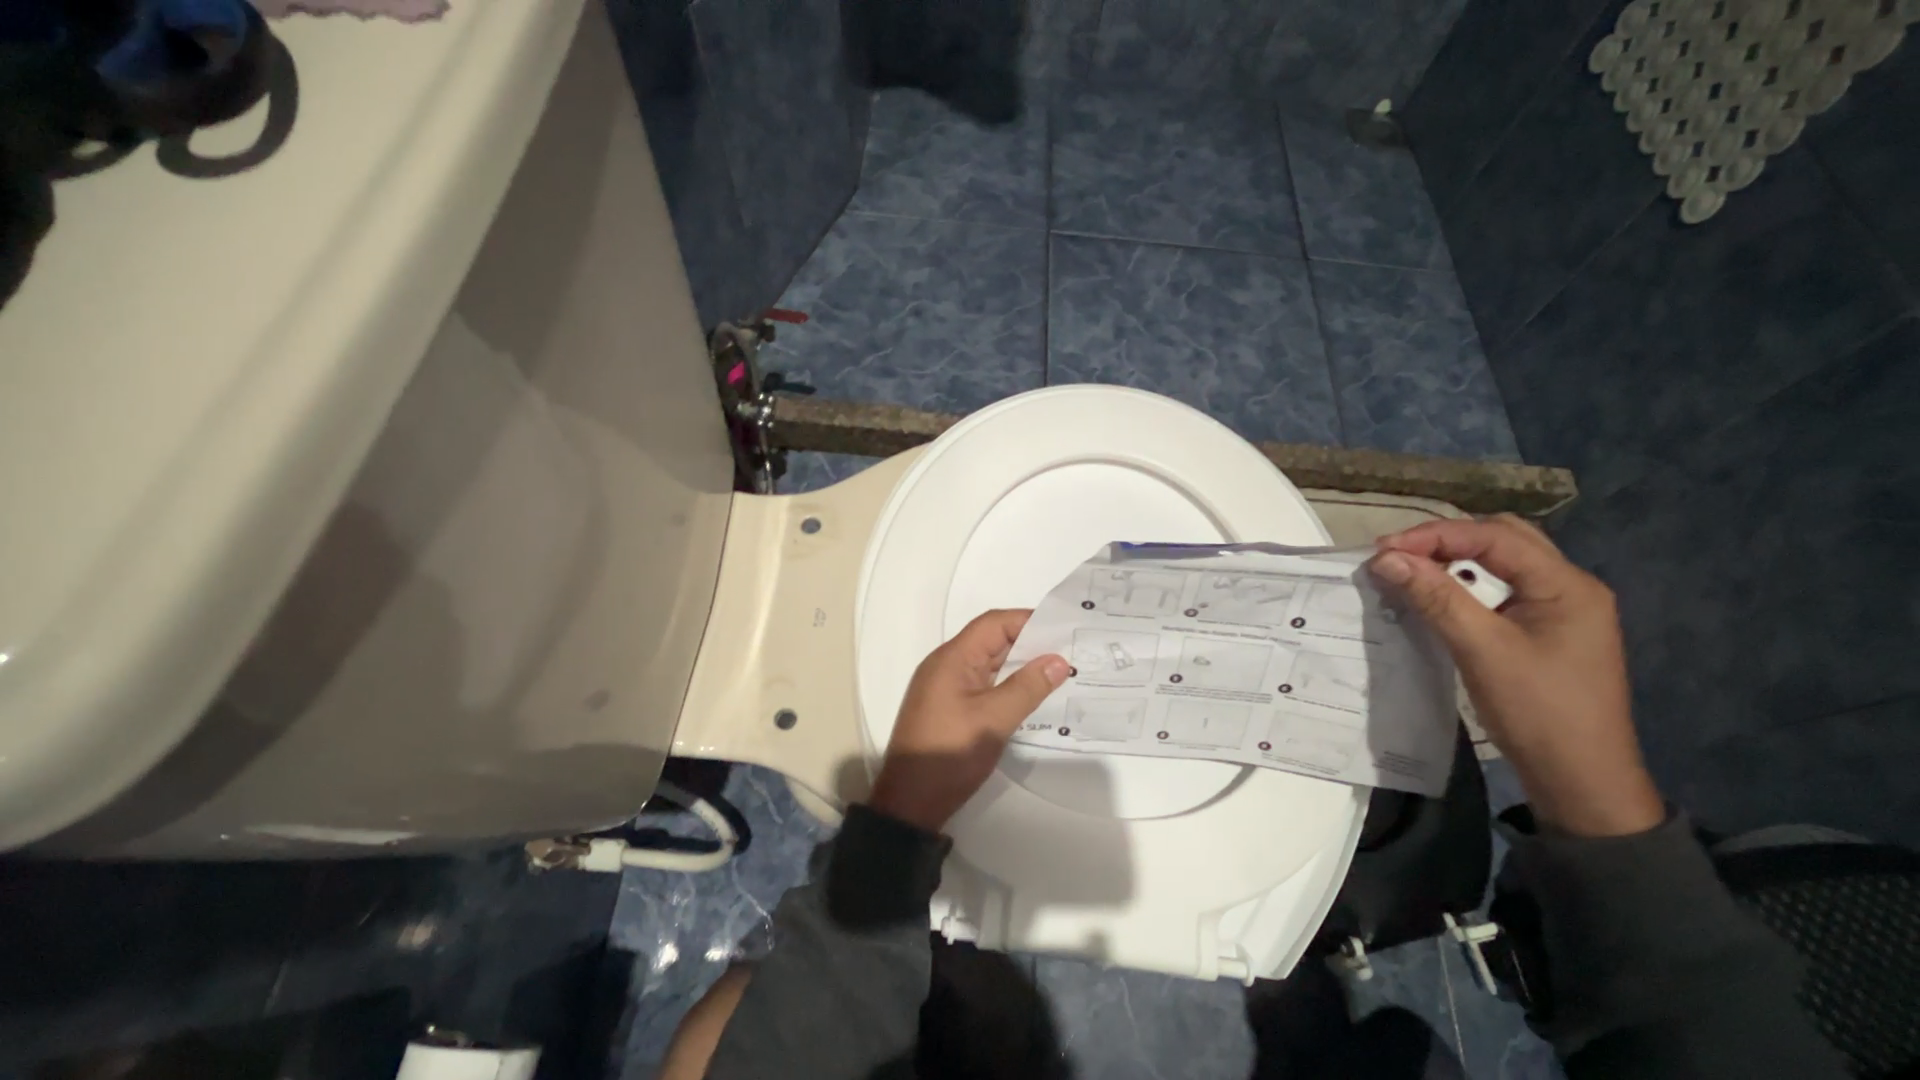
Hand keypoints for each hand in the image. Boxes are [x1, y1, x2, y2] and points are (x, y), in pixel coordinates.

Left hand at [867, 609, 1069, 833]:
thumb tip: (1058, 659)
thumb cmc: (950, 755)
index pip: (993, 624)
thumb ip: (1027, 687)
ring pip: (987, 664)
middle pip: (990, 640)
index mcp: (951, 659)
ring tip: (1057, 670)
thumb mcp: (994, 720)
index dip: (1027, 621)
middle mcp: (945, 666)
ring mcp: (945, 688)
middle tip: (1069, 650)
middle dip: (1028, 642)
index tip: (1063, 629)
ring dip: (1018, 665)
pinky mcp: (948, 708)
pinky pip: (982, 684)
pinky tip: (1031, 695)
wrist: (910, 802)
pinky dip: (1006, 684)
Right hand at [1369, 515, 1663, 837]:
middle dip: (1446, 541)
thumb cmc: (1538, 712)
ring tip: (1410, 573)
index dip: (1434, 536)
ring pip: (1502, 565)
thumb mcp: (1482, 650)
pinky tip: (1438, 600)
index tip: (1383, 550)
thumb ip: (1436, 598)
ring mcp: (1561, 611)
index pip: (1493, 536)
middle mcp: (1569, 587)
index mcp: (1566, 584)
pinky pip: (1502, 592)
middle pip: (1502, 540)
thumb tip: (1386, 558)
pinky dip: (1466, 587)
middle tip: (1397, 557)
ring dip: (1455, 562)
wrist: (1581, 782)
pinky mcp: (1547, 633)